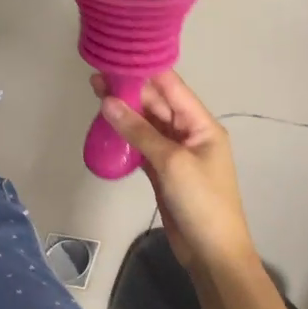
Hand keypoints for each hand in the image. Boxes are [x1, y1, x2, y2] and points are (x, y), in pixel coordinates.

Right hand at [92, 71, 255, 274]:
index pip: (172, 87)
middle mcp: (189, 133)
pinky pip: (141, 144)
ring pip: (146, 123)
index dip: (146, 70)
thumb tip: (107, 101)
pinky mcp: (162, 170)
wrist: (212, 253)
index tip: (118, 56)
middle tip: (96, 76)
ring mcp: (175, 152)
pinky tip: (105, 125)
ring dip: (124, 110)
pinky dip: (125, 134)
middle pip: (157, 103)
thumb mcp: (171, 162)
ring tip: (95, 93)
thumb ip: (138, 130)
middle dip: (129, 89)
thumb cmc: (201, 202)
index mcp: (202, 125)